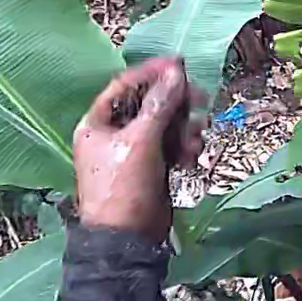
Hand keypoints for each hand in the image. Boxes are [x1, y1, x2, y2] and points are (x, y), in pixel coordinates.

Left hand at [72, 57, 204, 241]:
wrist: (129, 236)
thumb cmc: (124, 186)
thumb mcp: (141, 141)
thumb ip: (160, 105)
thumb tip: (176, 71)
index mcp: (99, 123)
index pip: (126, 86)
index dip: (152, 73)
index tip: (180, 64)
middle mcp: (117, 132)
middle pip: (153, 103)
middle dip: (178, 104)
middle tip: (202, 100)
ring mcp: (137, 149)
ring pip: (169, 124)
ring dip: (186, 128)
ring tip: (195, 141)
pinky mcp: (155, 163)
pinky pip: (175, 143)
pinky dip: (186, 146)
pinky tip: (191, 157)